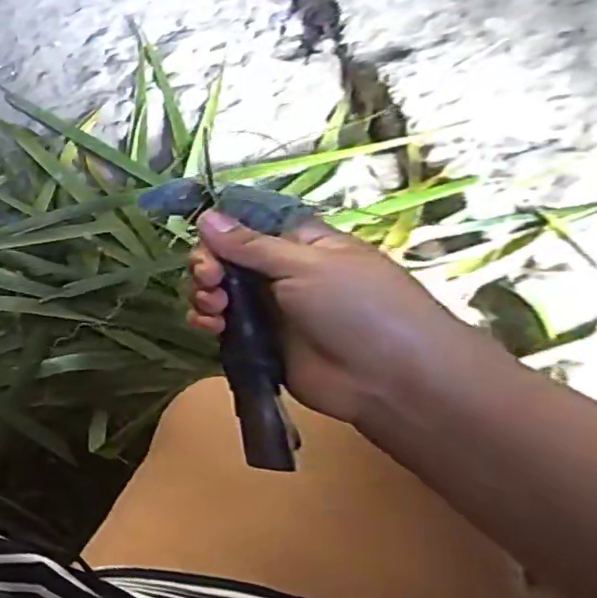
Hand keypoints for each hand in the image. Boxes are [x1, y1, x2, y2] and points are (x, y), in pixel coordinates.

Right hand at [185, 210, 484, 426]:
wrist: (393, 381)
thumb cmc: (361, 308)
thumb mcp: (306, 266)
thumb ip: (249, 245)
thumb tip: (205, 216)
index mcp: (299, 246)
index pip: (245, 229)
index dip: (219, 234)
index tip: (209, 247)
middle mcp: (279, 273)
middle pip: (222, 259)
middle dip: (206, 267)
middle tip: (210, 280)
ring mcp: (266, 308)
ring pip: (214, 291)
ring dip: (202, 294)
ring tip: (215, 307)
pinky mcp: (255, 340)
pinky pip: (217, 323)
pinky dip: (205, 321)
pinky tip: (210, 326)